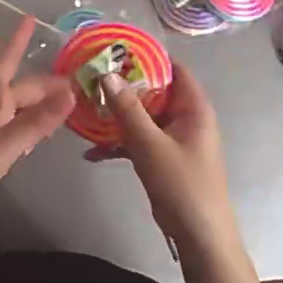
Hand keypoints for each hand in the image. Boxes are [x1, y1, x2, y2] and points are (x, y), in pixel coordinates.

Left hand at [0, 22, 74, 282]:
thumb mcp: (0, 148)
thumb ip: (35, 123)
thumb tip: (71, 94)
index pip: (7, 61)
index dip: (19, 40)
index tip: (30, 16)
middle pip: (20, 88)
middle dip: (47, 84)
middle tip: (81, 87)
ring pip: (16, 108)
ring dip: (40, 104)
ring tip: (67, 106)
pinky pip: (10, 127)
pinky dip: (28, 125)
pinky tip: (38, 135)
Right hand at [85, 63, 240, 251]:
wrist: (197, 231)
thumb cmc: (182, 182)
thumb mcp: (150, 144)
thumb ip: (127, 109)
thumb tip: (107, 75)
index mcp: (193, 108)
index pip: (174, 69)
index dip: (148, 57)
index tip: (115, 51)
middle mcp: (185, 118)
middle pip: (153, 92)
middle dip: (123, 88)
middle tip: (91, 79)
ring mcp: (173, 140)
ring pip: (141, 118)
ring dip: (116, 117)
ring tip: (85, 111)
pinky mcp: (162, 158)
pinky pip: (137, 142)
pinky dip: (118, 144)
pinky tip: (91, 153)